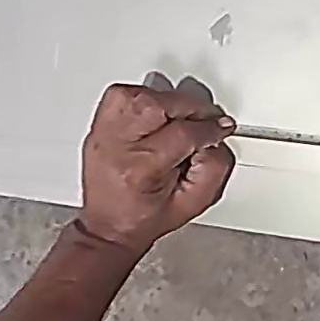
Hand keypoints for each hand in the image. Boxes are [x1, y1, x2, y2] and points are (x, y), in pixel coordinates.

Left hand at [77, 82, 236, 253]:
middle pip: (157, 105)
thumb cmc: (148, 216)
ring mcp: (103, 134)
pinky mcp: (98, 125)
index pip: (184, 133)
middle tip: (203, 119)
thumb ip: (216, 167)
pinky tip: (156, 112)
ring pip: (137, 95)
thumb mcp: (196, 201)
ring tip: (179, 115)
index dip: (210, 128)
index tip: (221, 128)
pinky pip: (120, 95)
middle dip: (191, 108)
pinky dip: (143, 97)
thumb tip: (217, 137)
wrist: (111, 225)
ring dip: (166, 100)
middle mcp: (117, 147)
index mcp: (140, 170)